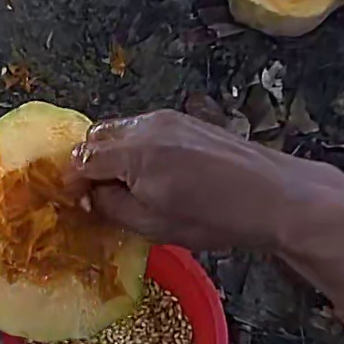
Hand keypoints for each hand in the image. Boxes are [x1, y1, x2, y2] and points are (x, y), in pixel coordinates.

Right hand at [73, 110, 309, 251]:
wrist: (272, 196)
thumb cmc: (212, 217)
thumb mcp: (152, 224)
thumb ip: (111, 206)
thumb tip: (91, 195)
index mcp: (133, 153)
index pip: (82, 159)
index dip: (71, 181)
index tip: (75, 202)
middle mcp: (145, 126)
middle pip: (96, 137)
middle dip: (88, 164)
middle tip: (94, 194)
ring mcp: (167, 119)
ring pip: (119, 130)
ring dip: (110, 154)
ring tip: (123, 186)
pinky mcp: (185, 121)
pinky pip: (142, 129)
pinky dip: (132, 147)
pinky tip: (149, 172)